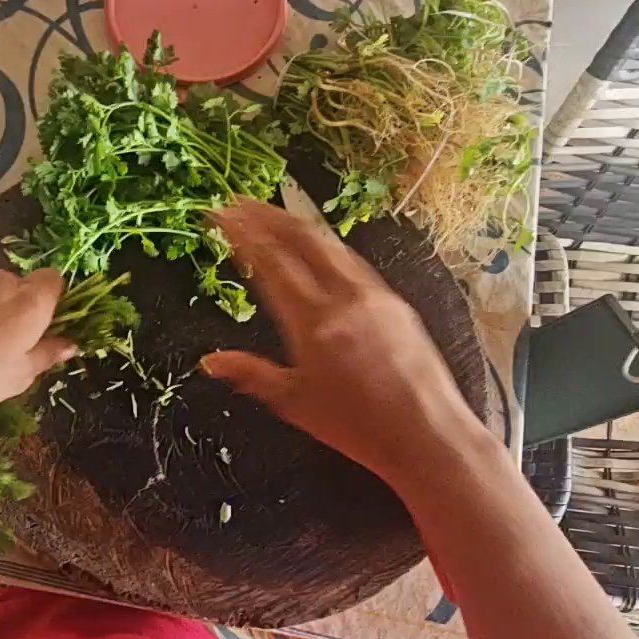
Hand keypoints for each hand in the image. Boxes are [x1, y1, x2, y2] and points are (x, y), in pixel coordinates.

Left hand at [0, 268, 74, 422]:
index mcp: (30, 301)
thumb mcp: (17, 377)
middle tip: (8, 351)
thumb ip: (46, 356)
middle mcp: (1, 281)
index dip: (54, 304)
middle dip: (19, 313)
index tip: (45, 333)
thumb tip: (70, 344)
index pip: (55, 281)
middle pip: (20, 288)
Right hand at [201, 198, 493, 491]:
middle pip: (303, 239)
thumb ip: (250, 374)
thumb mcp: (293, 402)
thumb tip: (210, 361)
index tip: (221, 217)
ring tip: (270, 215)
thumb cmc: (357, 426)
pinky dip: (323, 247)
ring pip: (330, 246)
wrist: (427, 434)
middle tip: (239, 203)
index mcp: (315, 322)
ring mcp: (375, 296)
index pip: (272, 263)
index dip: (244, 235)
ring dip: (296, 226)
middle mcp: (347, 298)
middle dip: (268, 216)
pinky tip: (315, 249)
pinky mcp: (395, 303)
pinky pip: (352, 263)